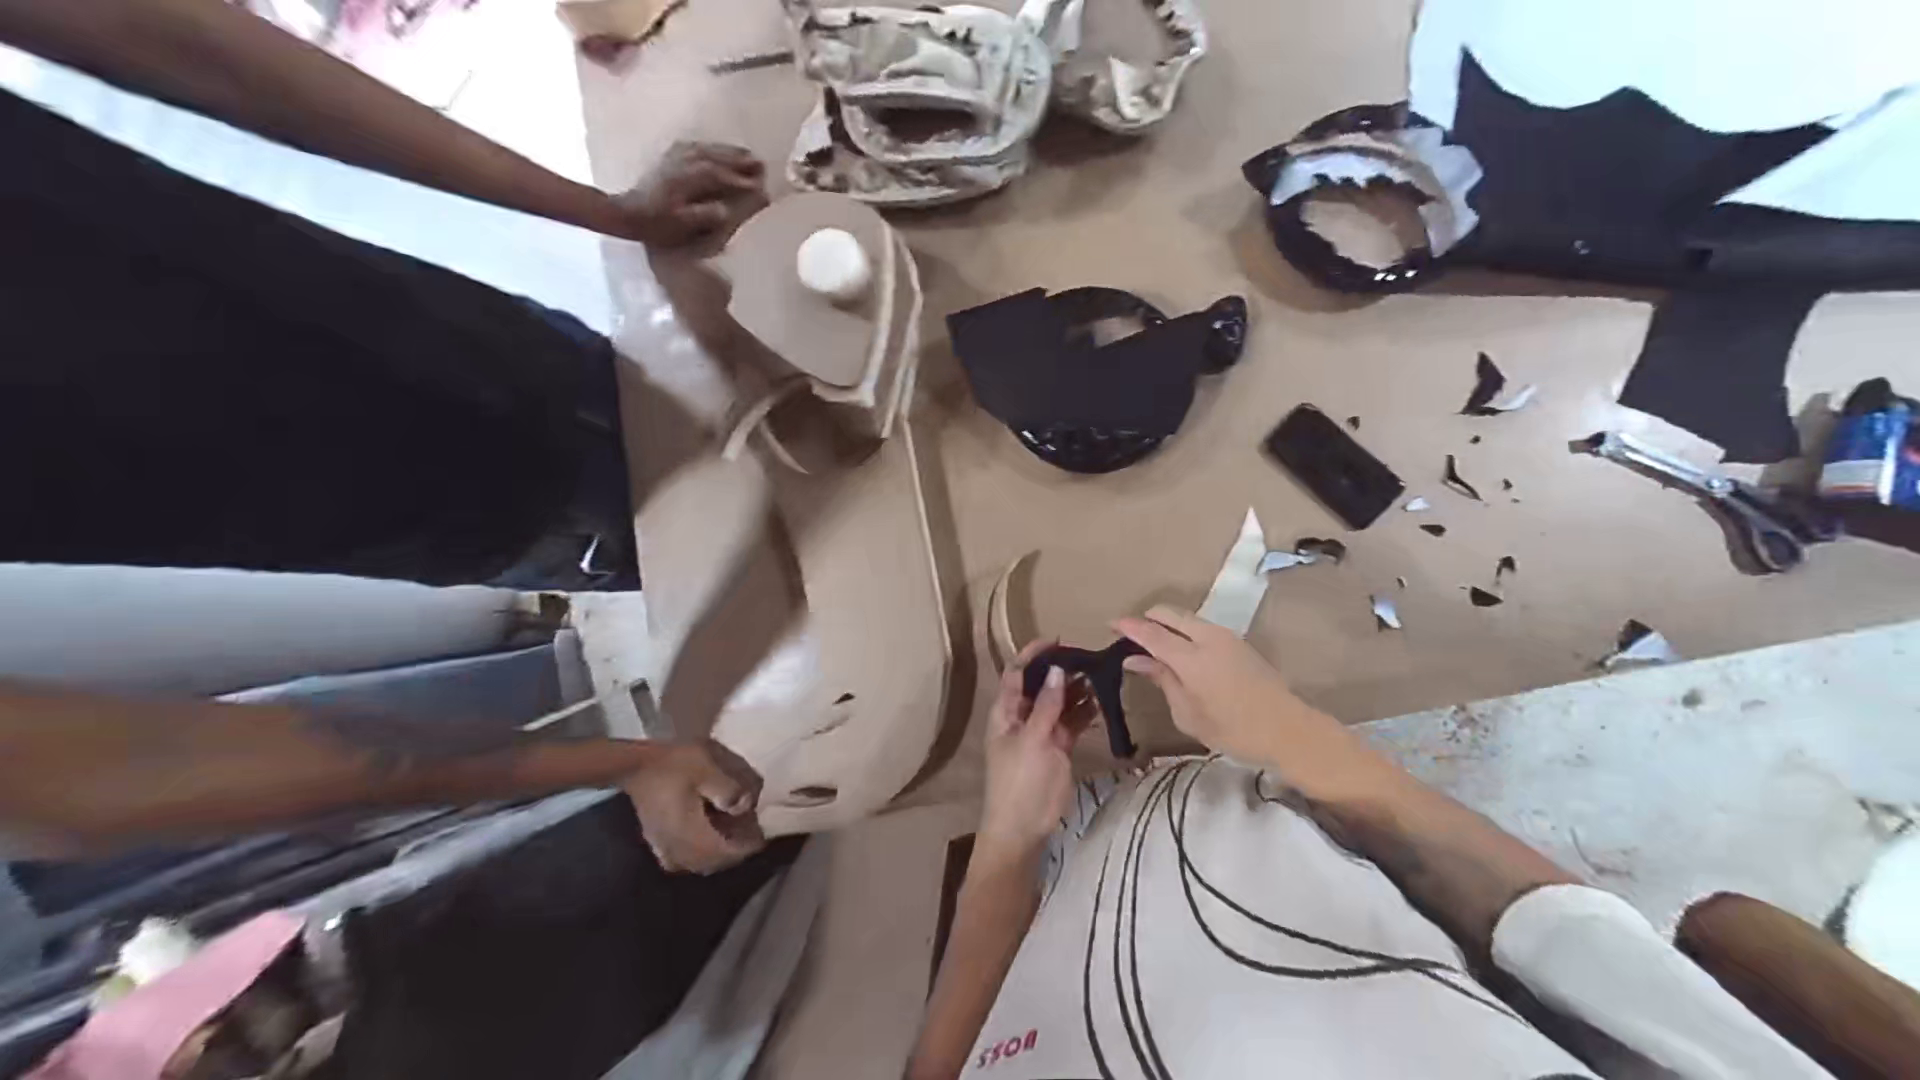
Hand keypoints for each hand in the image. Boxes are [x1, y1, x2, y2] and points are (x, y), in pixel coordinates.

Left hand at [613, 141, 768, 246]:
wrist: (626, 212)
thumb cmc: (656, 224)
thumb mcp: (681, 225)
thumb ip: (704, 216)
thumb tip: (727, 211)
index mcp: (688, 179)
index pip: (720, 176)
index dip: (740, 181)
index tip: (761, 186)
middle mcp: (683, 163)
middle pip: (716, 157)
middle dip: (739, 160)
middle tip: (762, 163)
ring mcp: (675, 157)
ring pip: (707, 149)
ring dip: (728, 151)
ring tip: (747, 154)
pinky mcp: (669, 158)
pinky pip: (694, 146)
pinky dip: (710, 147)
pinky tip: (718, 149)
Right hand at [622, 739, 765, 873]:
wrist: (634, 765)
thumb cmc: (673, 765)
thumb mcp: (708, 769)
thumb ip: (729, 790)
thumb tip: (746, 807)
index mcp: (692, 837)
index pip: (727, 853)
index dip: (748, 846)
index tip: (765, 834)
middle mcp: (677, 851)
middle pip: (714, 862)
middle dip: (736, 850)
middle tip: (752, 830)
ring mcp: (664, 850)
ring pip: (700, 863)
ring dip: (720, 852)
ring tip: (736, 830)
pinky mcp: (658, 843)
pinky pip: (685, 859)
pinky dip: (702, 852)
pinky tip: (710, 834)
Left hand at [979, 641, 1091, 860]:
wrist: (1022, 828)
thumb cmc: (1020, 781)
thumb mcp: (1033, 739)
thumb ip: (1046, 705)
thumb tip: (1058, 670)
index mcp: (1006, 711)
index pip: (1016, 673)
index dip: (1032, 655)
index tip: (1056, 640)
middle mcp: (1021, 716)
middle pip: (1040, 685)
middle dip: (1060, 670)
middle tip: (1087, 658)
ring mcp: (1039, 732)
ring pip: (1058, 703)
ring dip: (1075, 690)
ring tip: (1098, 676)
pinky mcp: (1056, 748)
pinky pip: (1069, 723)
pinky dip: (1082, 713)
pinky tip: (1100, 702)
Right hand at [1111, 606, 1319, 765]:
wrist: (1290, 731)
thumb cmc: (1234, 731)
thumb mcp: (1188, 714)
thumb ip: (1162, 680)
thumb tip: (1135, 659)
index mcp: (1192, 659)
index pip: (1151, 633)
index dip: (1129, 627)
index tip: (1110, 624)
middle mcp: (1208, 638)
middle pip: (1169, 613)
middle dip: (1146, 618)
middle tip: (1130, 634)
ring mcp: (1226, 637)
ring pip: (1187, 617)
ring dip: (1167, 623)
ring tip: (1153, 644)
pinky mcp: (1238, 642)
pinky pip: (1202, 626)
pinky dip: (1184, 630)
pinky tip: (1180, 650)